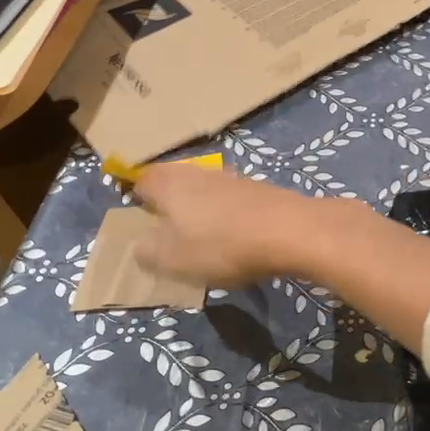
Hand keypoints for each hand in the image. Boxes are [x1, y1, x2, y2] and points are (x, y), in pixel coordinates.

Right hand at [132, 164, 367, 285]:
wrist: (292, 230)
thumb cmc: (223, 244)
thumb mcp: (173, 258)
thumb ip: (149, 251)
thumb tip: (141, 243)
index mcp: (171, 183)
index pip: (143, 179)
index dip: (137, 197)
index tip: (138, 218)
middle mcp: (200, 172)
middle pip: (176, 181)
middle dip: (169, 202)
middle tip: (167, 230)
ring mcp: (234, 177)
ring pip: (205, 189)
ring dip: (200, 208)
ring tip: (199, 237)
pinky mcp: (261, 189)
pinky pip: (232, 200)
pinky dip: (227, 215)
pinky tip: (234, 235)